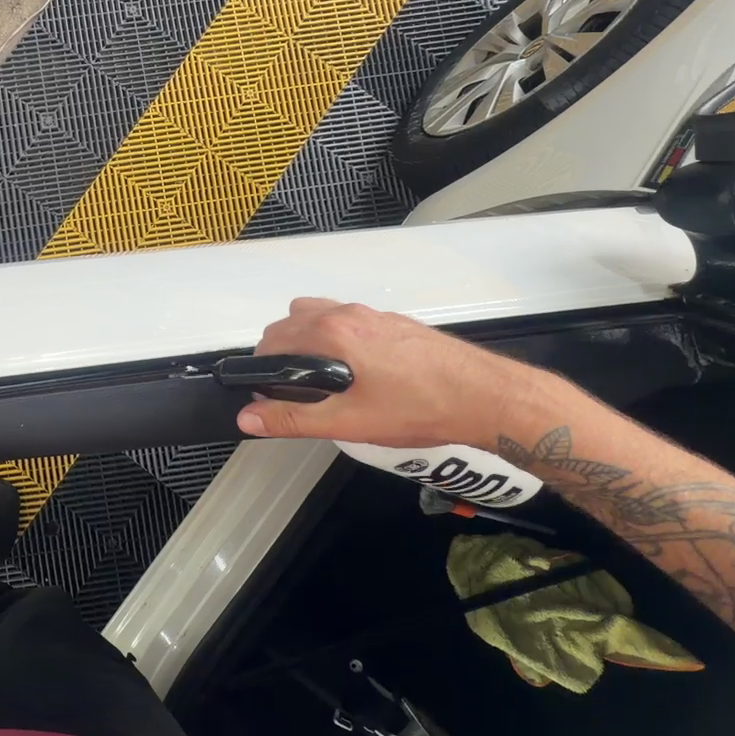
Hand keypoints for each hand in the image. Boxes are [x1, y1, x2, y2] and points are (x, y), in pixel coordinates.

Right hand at [235, 298, 553, 448]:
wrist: (487, 398)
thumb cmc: (417, 410)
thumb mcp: (348, 423)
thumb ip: (292, 418)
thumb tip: (247, 417)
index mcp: (329, 332)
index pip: (272, 340)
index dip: (263, 369)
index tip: (274, 395)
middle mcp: (346, 313)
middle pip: (291, 321)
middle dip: (282, 353)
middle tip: (296, 391)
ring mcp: (372, 313)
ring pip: (319, 314)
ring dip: (308, 339)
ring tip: (325, 377)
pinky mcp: (394, 321)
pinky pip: (348, 319)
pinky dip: (337, 337)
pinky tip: (361, 371)